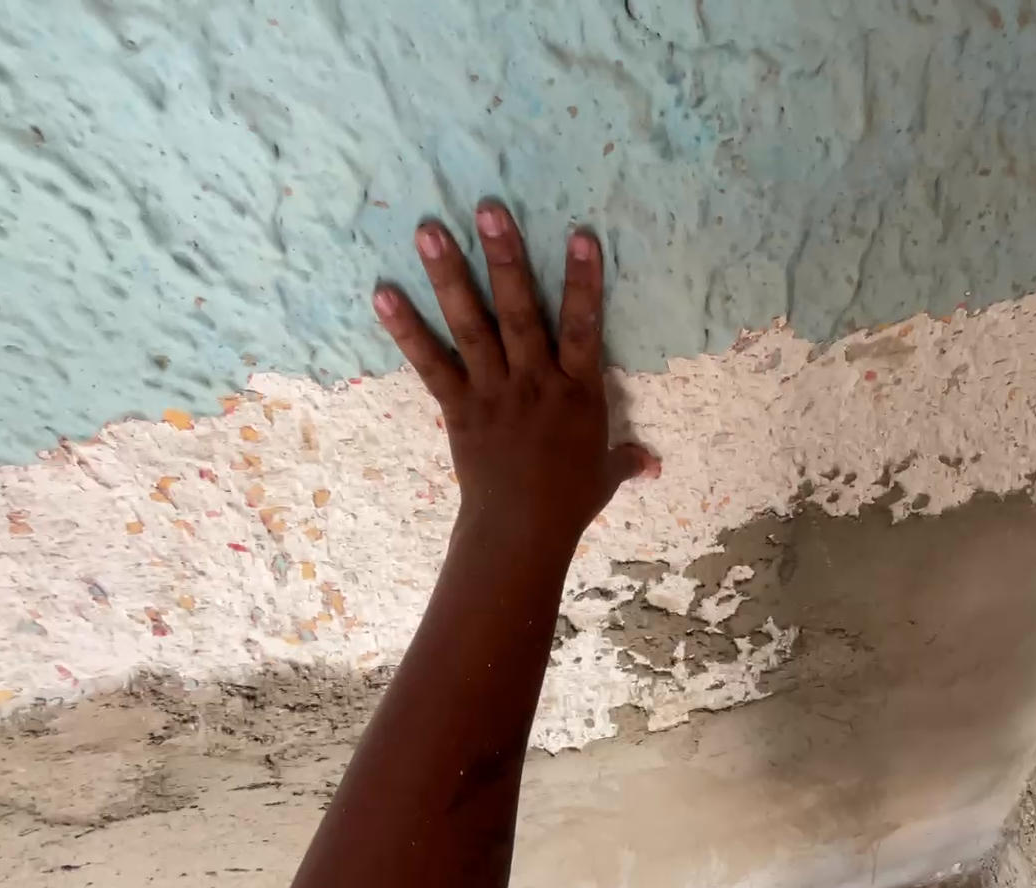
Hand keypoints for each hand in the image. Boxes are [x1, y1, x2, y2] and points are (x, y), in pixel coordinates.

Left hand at [372, 202, 655, 554]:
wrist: (522, 530)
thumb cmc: (571, 500)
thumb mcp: (606, 476)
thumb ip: (626, 460)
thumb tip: (651, 465)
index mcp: (578, 392)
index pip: (584, 327)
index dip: (584, 281)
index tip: (580, 235)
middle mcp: (536, 381)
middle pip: (521, 312)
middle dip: (506, 259)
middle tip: (488, 208)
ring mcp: (494, 391)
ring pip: (472, 327)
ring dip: (450, 277)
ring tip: (429, 230)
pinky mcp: (459, 407)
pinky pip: (431, 364)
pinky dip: (407, 331)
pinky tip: (383, 293)